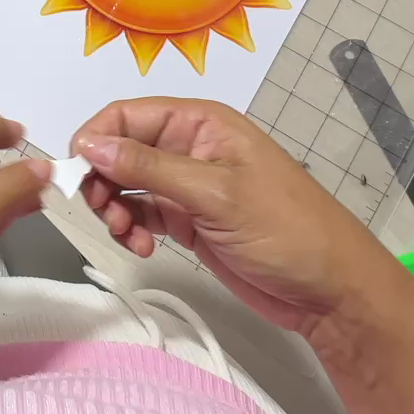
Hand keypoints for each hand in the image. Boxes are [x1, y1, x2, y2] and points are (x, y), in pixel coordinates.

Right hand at [71, 97, 409, 338]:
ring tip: (124, 234)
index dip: (96, 138)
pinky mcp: (186, 219)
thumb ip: (147, 167)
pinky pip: (140, 213)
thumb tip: (89, 145)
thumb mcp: (215, 194)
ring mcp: (185, 184)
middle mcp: (186, 146)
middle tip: (101, 210)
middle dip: (102, 178)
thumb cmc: (287, 231)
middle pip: (119, 149)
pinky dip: (130, 227)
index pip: (126, 115)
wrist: (336, 297)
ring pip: (124, 183)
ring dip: (114, 207)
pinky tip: (140, 245)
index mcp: (198, 123)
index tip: (77, 171)